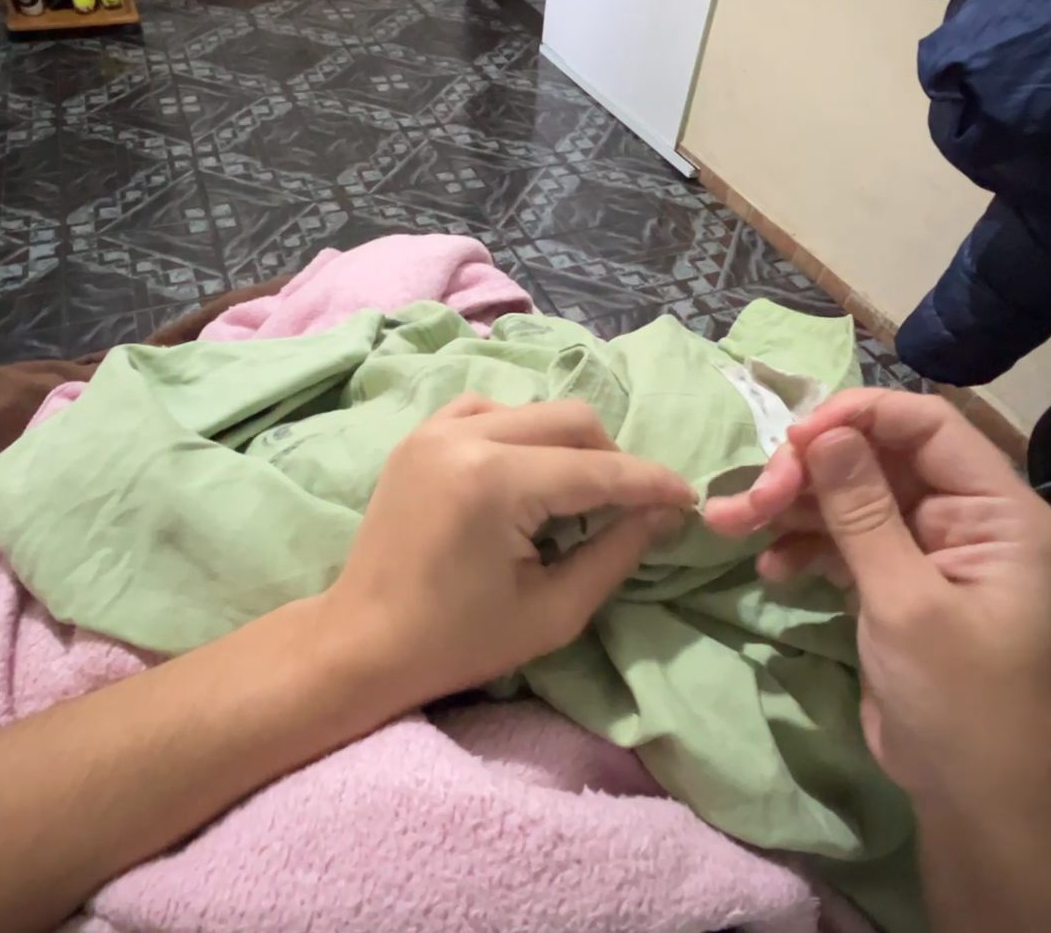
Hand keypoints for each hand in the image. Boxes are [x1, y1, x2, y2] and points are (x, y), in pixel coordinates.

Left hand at [322, 395, 694, 706]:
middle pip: (570, 420)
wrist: (362, 641)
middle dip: (613, 459)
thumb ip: (615, 553)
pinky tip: (525, 468)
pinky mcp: (419, 435)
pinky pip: (487, 410)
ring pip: (532, 409)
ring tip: (578, 492)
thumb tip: (665, 513)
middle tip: (630, 504)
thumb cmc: (458, 641)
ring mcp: (435, 429)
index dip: (650, 483)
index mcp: (494, 482)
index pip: (596, 470)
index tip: (688, 497)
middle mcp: (464, 436)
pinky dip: (520, 431)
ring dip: (569, 443)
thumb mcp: (552, 611)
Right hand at [703, 388, 1050, 799]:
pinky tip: (771, 571)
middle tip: (750, 501)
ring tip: (729, 525)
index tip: (789, 438)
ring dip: (787, 508)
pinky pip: (836, 540)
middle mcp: (959, 515)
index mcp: (993, 508)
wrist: (975, 804)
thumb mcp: (906, 602)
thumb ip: (862, 511)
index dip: (856, 416)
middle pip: (872, 459)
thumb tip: (823, 432)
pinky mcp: (888, 579)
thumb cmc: (962, 703)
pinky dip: (799, 547)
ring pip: (844, 498)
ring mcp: (920, 548)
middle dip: (806, 473)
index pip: (924, 424)